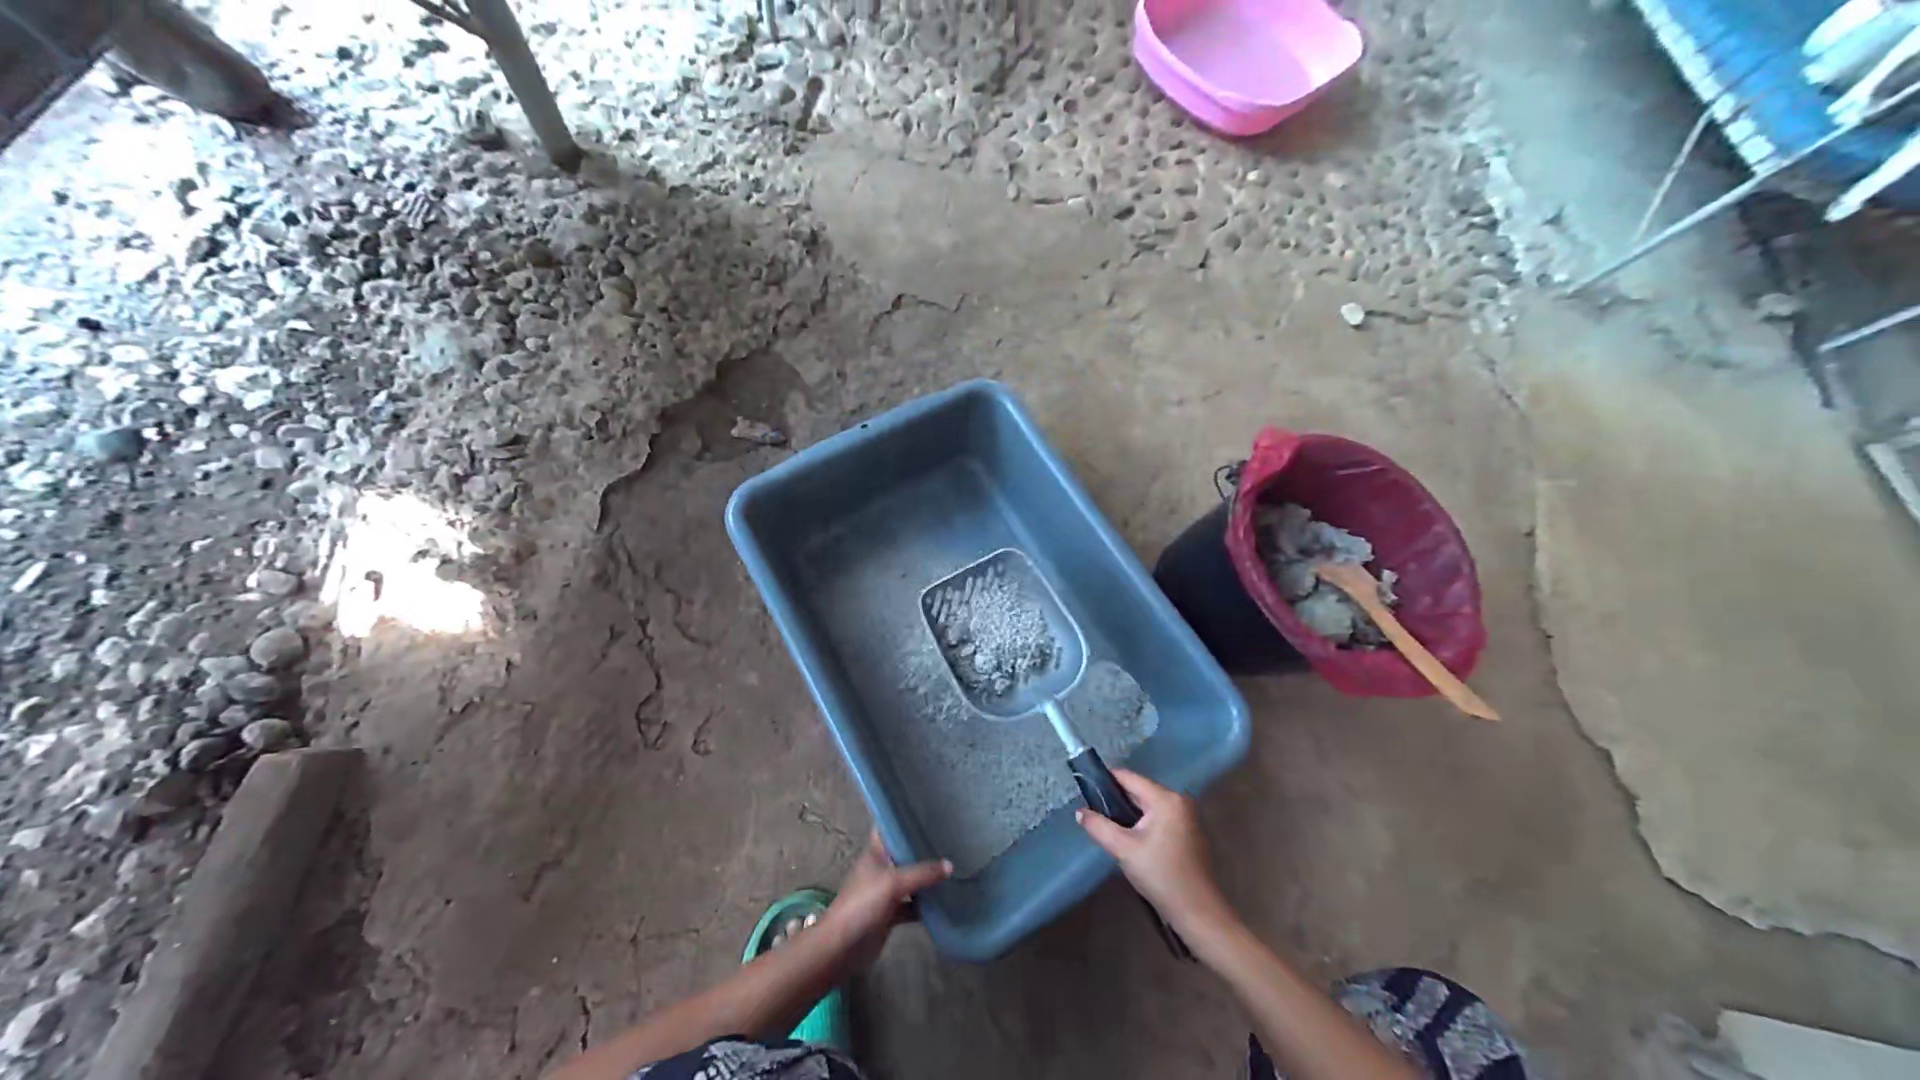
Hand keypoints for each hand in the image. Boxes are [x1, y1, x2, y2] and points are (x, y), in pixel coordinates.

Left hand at [821, 831, 951, 970]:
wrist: (843, 947)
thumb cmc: (863, 904)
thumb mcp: (894, 882)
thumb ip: (922, 873)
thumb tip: (950, 865)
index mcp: (876, 852)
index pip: (889, 827)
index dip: (904, 818)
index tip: (928, 812)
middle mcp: (881, 868)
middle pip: (904, 853)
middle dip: (923, 848)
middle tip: (950, 838)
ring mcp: (886, 891)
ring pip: (911, 879)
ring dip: (927, 877)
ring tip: (955, 865)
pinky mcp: (891, 913)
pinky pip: (912, 904)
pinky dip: (926, 904)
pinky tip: (945, 901)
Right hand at [1076, 769, 1233, 934]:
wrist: (1197, 911)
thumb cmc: (1161, 875)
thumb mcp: (1124, 849)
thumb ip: (1099, 826)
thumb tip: (1080, 812)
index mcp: (1166, 799)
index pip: (1129, 778)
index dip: (1105, 781)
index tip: (1085, 791)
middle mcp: (1179, 801)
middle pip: (1139, 791)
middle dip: (1116, 801)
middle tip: (1095, 815)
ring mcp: (1186, 816)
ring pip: (1148, 806)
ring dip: (1128, 814)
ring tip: (1109, 827)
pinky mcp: (1188, 831)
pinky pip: (1158, 817)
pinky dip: (1142, 823)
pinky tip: (1130, 839)